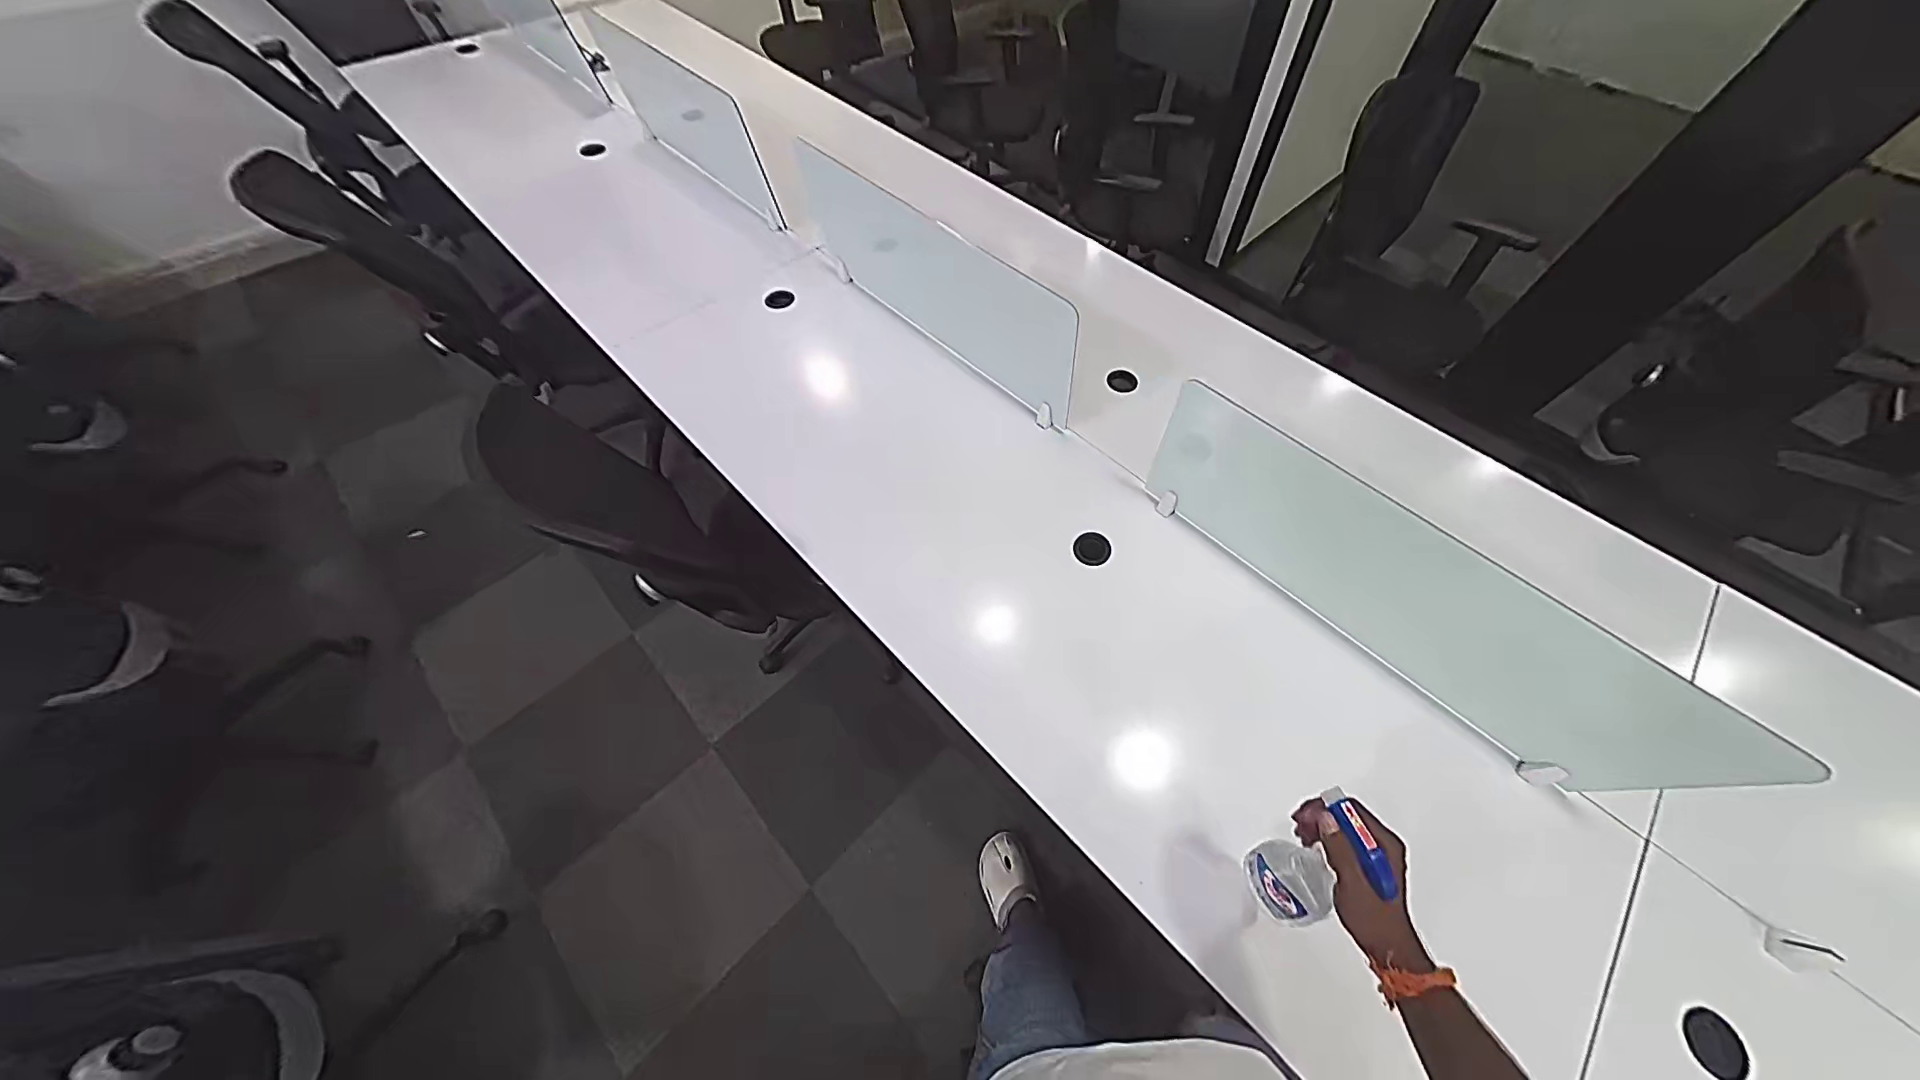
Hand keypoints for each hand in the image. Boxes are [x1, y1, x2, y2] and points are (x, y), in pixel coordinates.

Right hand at [1293, 796, 1431, 971]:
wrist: (1389, 948)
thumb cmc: (1373, 920)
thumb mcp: (1351, 881)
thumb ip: (1339, 847)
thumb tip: (1325, 818)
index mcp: (1384, 845)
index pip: (1350, 809)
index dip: (1322, 808)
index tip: (1303, 818)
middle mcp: (1384, 845)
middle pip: (1346, 814)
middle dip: (1319, 815)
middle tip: (1300, 826)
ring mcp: (1378, 854)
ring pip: (1344, 825)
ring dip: (1320, 825)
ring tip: (1304, 837)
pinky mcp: (1369, 863)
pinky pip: (1345, 837)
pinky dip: (1327, 837)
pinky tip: (1316, 847)